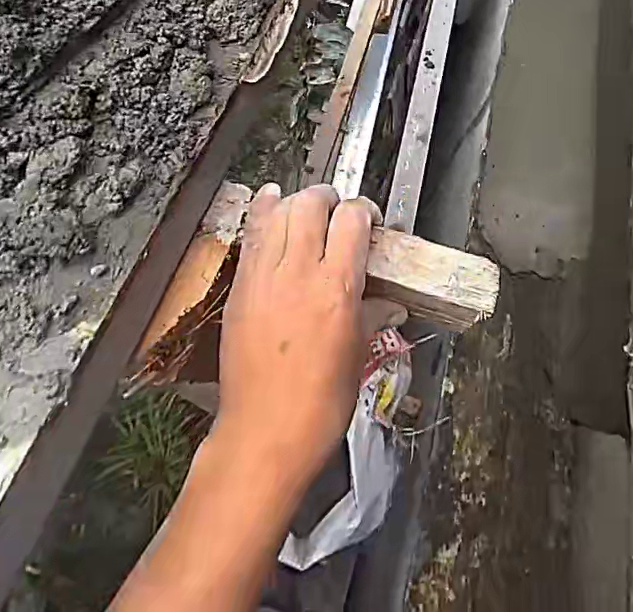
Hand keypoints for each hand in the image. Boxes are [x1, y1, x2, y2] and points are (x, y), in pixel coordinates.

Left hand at [212, 184, 399, 498]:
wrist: (264, 433)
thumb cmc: (318, 404)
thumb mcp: (357, 355)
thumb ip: (373, 317)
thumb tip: (390, 304)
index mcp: (337, 289)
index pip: (353, 220)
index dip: (365, 211)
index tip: (368, 220)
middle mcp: (300, 273)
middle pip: (313, 204)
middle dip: (331, 198)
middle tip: (338, 211)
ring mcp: (265, 276)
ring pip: (280, 211)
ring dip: (298, 200)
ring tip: (308, 206)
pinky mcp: (241, 286)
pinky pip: (252, 233)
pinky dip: (263, 210)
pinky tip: (270, 198)